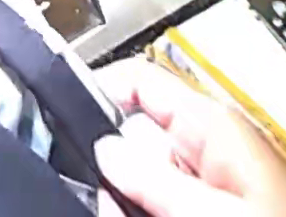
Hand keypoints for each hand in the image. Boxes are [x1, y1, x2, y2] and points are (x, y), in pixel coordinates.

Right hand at [93, 59, 285, 216]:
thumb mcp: (218, 208)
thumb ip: (158, 178)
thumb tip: (104, 144)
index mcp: (209, 122)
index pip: (142, 81)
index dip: (102, 89)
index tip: (66, 116)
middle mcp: (204, 144)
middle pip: (137, 138)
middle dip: (113, 165)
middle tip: (97, 197)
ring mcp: (208, 180)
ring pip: (147, 176)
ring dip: (128, 194)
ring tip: (116, 206)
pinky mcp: (213, 205)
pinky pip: (165, 199)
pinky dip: (148, 207)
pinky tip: (138, 212)